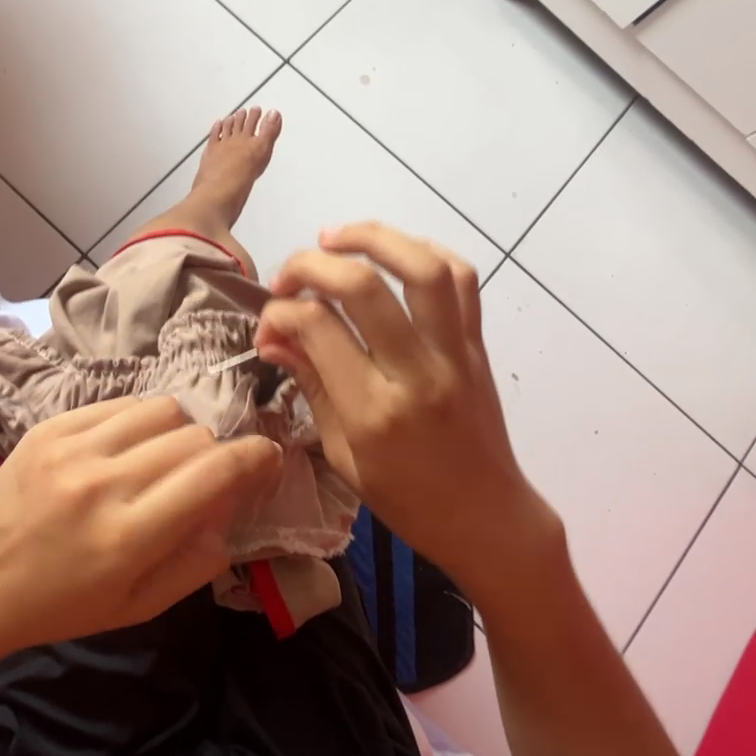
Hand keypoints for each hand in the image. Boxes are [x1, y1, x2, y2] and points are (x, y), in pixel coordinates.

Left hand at [0, 397, 281, 656]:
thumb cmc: (60, 606)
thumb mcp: (138, 607)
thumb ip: (196, 562)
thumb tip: (231, 511)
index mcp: (129, 535)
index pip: (215, 472)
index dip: (255, 458)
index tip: (266, 458)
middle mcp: (104, 482)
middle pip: (194, 436)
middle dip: (216, 453)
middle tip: (207, 474)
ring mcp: (72, 447)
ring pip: (161, 409)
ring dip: (179, 431)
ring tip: (165, 458)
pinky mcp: (50, 427)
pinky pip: (119, 403)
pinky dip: (140, 421)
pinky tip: (129, 446)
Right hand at [254, 222, 554, 576]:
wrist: (487, 518)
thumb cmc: (406, 500)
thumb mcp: (342, 455)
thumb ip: (311, 385)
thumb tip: (274, 337)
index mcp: (374, 411)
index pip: (318, 328)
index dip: (280, 313)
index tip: (268, 326)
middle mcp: (417, 373)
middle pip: (363, 286)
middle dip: (311, 266)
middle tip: (288, 278)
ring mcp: (455, 354)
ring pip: (422, 267)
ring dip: (372, 238)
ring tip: (333, 238)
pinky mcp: (478, 345)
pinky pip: (461, 279)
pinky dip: (424, 251)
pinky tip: (390, 254)